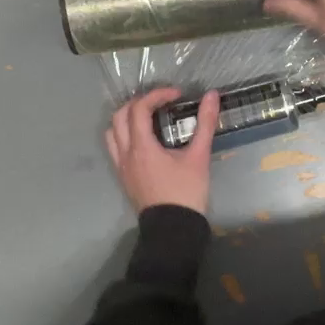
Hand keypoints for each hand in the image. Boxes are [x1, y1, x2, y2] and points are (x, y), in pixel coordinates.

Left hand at [104, 88, 219, 214]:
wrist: (173, 230)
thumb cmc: (186, 192)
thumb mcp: (199, 157)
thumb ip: (205, 123)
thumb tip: (212, 95)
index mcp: (141, 147)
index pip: (139, 109)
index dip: (157, 95)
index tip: (177, 95)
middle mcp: (126, 154)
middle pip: (119, 116)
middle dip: (139, 103)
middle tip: (161, 102)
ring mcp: (121, 167)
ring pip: (112, 133)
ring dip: (127, 118)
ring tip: (149, 118)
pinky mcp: (124, 177)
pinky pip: (115, 148)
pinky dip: (125, 135)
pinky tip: (145, 140)